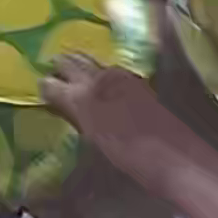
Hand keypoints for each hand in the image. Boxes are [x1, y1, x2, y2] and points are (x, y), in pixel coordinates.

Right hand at [40, 55, 176, 169]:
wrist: (177, 157)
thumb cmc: (132, 157)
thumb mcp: (95, 141)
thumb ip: (75, 117)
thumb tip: (58, 101)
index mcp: (82, 96)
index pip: (54, 84)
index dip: (45, 85)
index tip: (39, 86)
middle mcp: (98, 78)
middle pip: (72, 62)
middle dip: (60, 63)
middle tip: (51, 65)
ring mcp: (119, 76)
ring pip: (91, 60)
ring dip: (79, 61)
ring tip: (72, 65)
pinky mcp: (136, 82)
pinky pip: (108, 67)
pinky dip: (98, 69)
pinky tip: (101, 77)